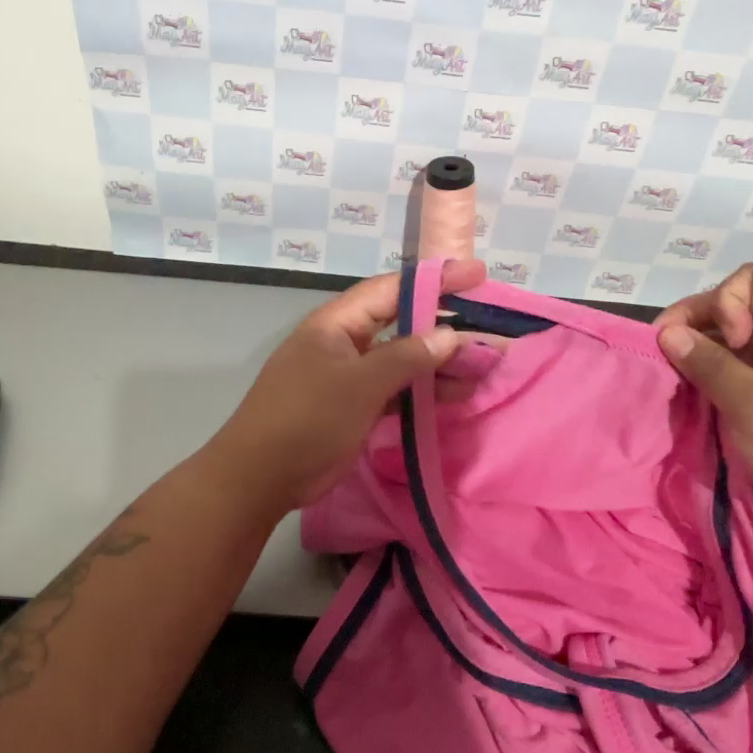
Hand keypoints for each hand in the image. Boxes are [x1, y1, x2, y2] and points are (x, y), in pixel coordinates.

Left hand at [206, 260, 485, 510]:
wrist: (261, 477)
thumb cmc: (306, 418)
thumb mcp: (359, 383)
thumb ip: (406, 357)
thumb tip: (449, 335)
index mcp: (336, 323)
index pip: (391, 289)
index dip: (434, 280)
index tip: (477, 275)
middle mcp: (344, 343)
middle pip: (402, 324)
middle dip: (445, 325)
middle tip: (491, 326)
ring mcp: (349, 377)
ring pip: (403, 361)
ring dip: (441, 363)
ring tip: (487, 365)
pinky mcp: (354, 408)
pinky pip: (396, 391)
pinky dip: (424, 392)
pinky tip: (459, 394)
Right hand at [654, 264, 752, 528]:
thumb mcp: (751, 402)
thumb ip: (706, 363)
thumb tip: (668, 332)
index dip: (725, 301)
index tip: (719, 341)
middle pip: (738, 312)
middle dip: (698, 326)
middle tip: (665, 353)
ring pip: (732, 351)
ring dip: (700, 360)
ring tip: (674, 381)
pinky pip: (738, 383)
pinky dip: (711, 387)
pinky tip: (692, 403)